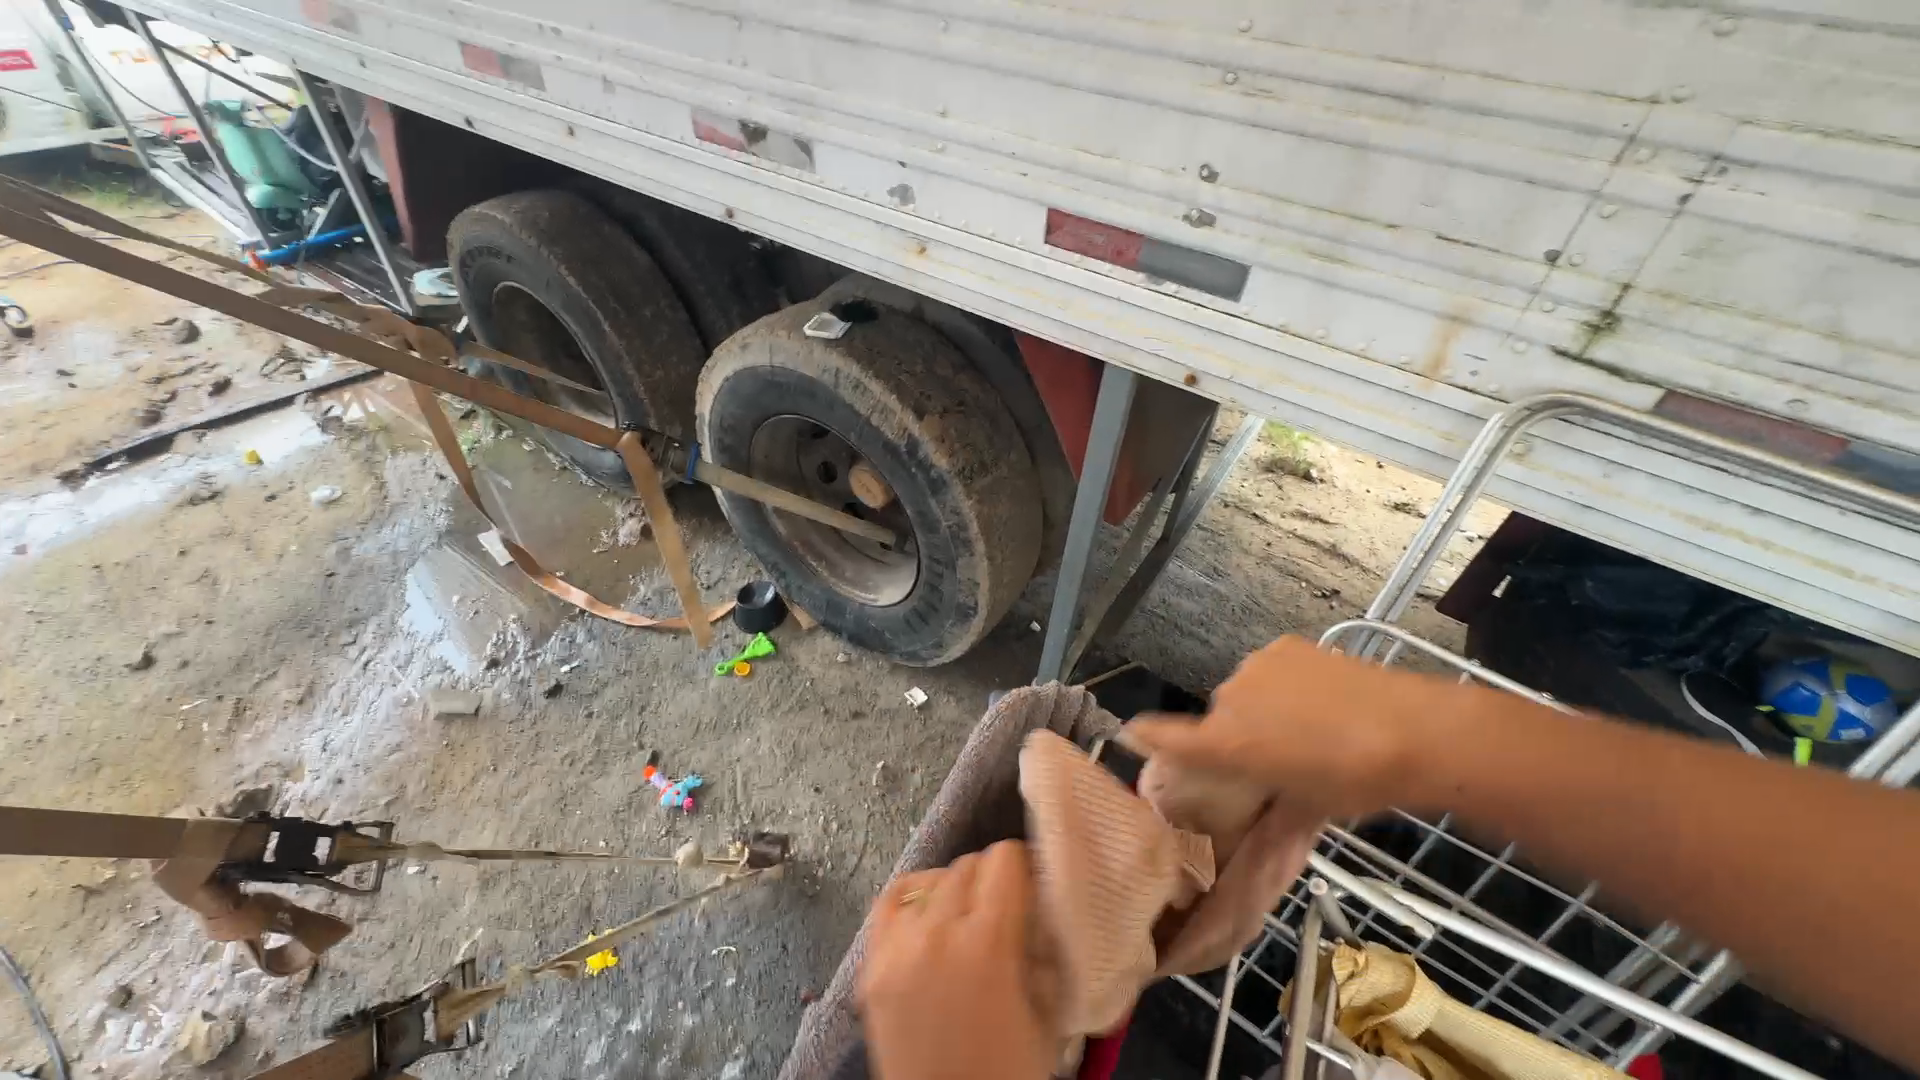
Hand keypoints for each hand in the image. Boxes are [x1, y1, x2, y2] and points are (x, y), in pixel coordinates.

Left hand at [860, 840, 1052, 1079]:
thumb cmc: (1008, 1072)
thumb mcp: (1045, 1012)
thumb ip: (1042, 950)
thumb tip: (1037, 908)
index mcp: (989, 943)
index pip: (1005, 860)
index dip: (1025, 868)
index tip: (1034, 888)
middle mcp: (938, 933)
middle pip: (968, 865)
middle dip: (993, 880)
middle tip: (1006, 909)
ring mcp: (898, 947)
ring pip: (932, 879)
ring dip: (956, 890)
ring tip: (966, 919)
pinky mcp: (871, 965)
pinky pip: (888, 901)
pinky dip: (912, 898)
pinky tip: (927, 914)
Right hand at [1118, 635, 1450, 818]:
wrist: (1414, 732)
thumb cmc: (1357, 784)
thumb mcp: (1304, 805)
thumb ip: (1264, 796)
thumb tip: (1253, 799)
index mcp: (1227, 745)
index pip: (1165, 737)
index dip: (1144, 736)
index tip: (1129, 733)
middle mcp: (1228, 701)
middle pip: (1218, 717)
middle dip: (1237, 733)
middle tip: (1275, 755)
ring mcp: (1255, 668)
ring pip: (1245, 691)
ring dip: (1261, 706)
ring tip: (1309, 724)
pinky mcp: (1284, 646)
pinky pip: (1269, 669)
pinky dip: (1282, 681)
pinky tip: (1320, 696)